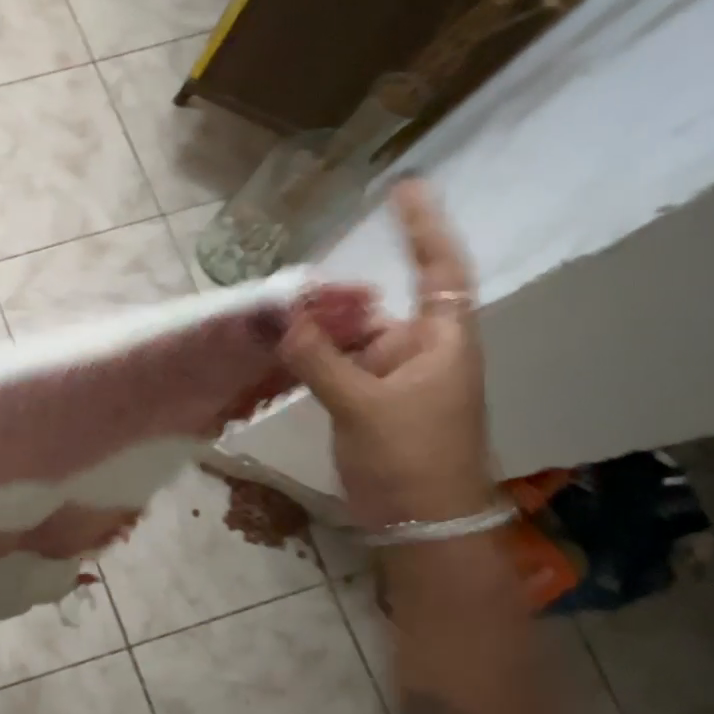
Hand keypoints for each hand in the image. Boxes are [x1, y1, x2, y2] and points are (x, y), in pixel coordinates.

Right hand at [279, 180, 494, 526]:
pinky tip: (277, 350)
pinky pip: (337, 368)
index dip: (424, 228)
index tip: (406, 188)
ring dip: (316, 328)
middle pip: (378, 307)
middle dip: (336, 294)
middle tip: (288, 284)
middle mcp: (420, 353)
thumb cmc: (412, 459)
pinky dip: (310, 358)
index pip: (439, 271)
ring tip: (272, 315)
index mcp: (442, 343)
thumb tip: (280, 319)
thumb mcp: (364, 406)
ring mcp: (392, 381)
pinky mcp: (369, 406)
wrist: (422, 525)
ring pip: (351, 339)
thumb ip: (320, 360)